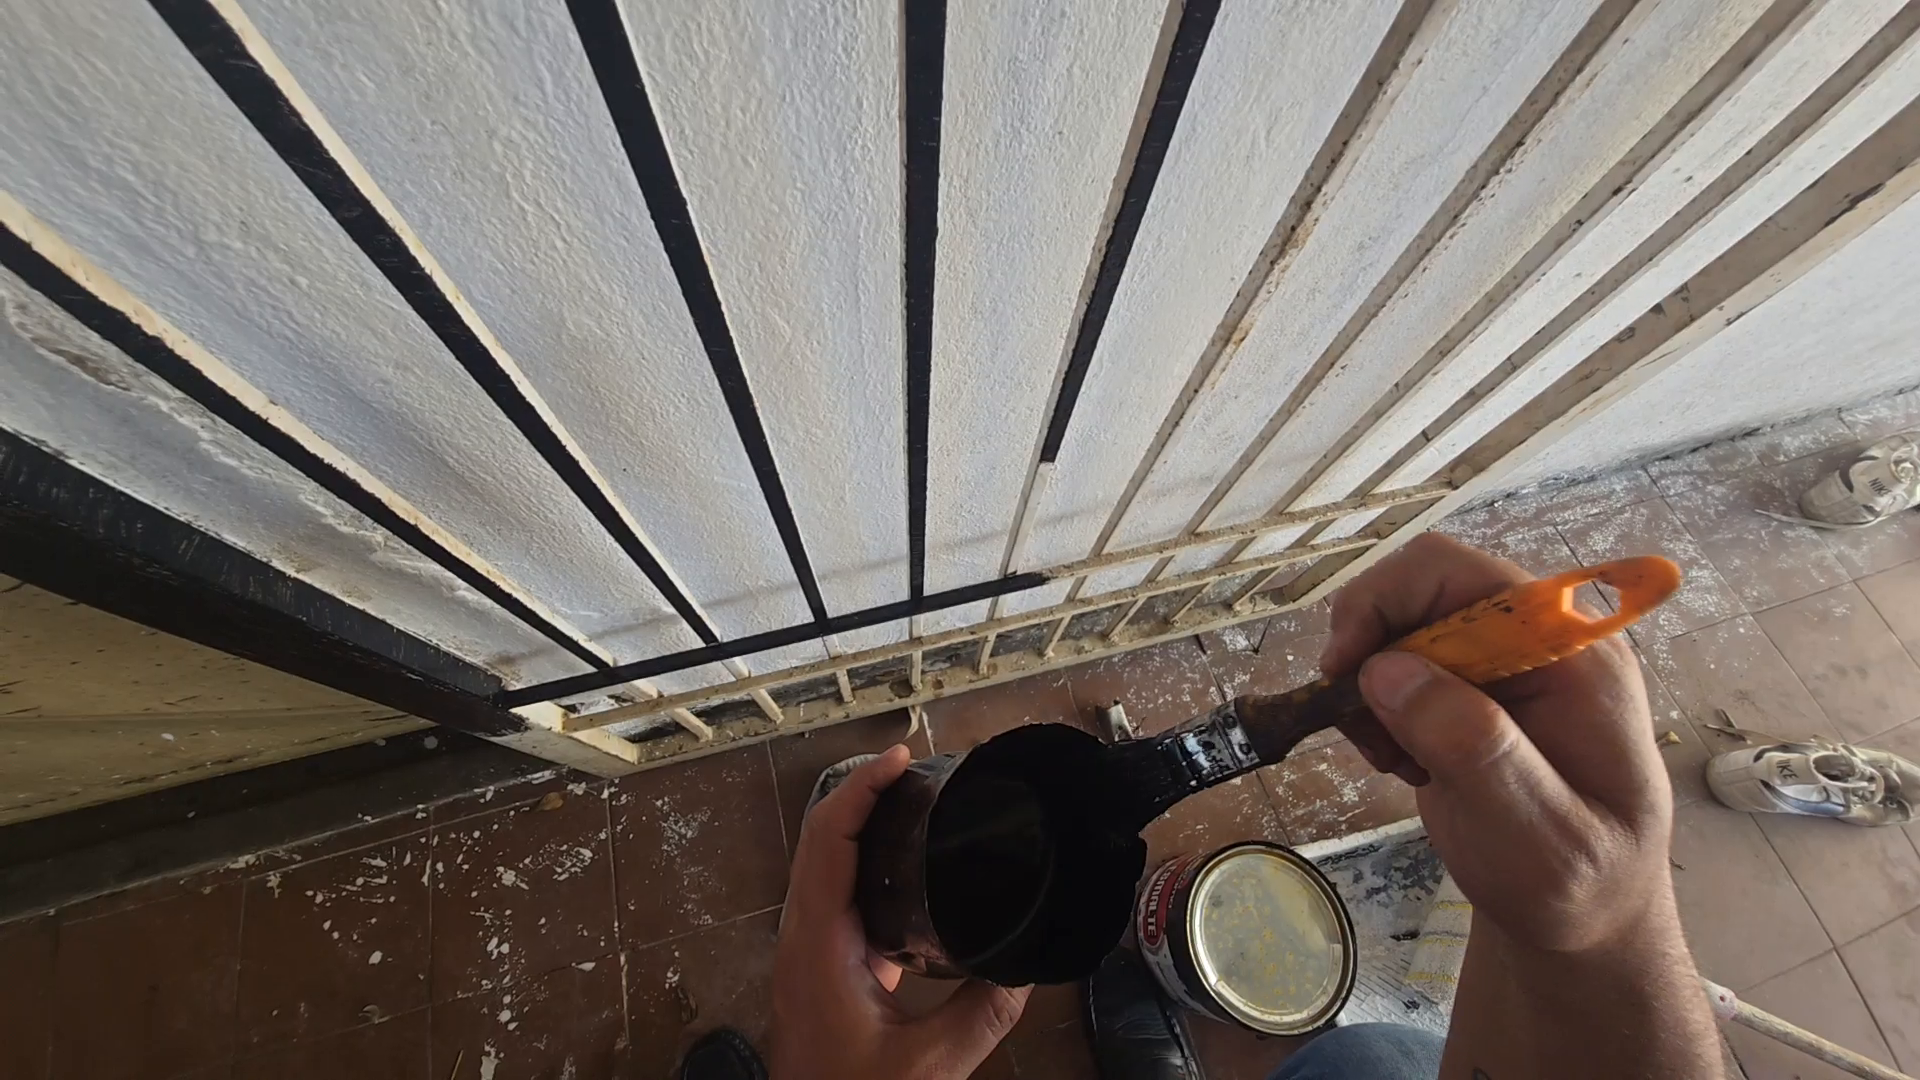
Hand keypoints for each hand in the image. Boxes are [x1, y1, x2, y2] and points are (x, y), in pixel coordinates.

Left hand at [768, 744, 1029, 1079]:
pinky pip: (839, 886)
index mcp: (818, 942)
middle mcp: (804, 931)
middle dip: (863, 791)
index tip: (902, 758)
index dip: (863, 789)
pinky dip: (866, 854)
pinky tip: (907, 859)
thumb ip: (983, 1014)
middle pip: (821, 835)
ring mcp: (810, 945)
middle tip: (915, 770)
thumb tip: (1027, 964)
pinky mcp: (824, 959)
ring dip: (861, 818)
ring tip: (911, 797)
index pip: (829, 838)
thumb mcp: (929, 1069)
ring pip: (825, 858)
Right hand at [1320, 533, 1675, 952]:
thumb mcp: (1535, 832)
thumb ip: (1474, 746)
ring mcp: (1495, 660)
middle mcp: (1530, 639)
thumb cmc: (1571, 882)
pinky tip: (1396, 755)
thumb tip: (1384, 669)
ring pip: (1389, 625)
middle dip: (1365, 649)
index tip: (1342, 668)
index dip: (1381, 601)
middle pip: (1411, 589)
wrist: (1574, 914)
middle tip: (1353, 718)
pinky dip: (1369, 704)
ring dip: (1364, 685)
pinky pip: (1387, 661)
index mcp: (1568, 653)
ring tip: (1387, 754)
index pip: (1453, 571)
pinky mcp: (1461, 684)